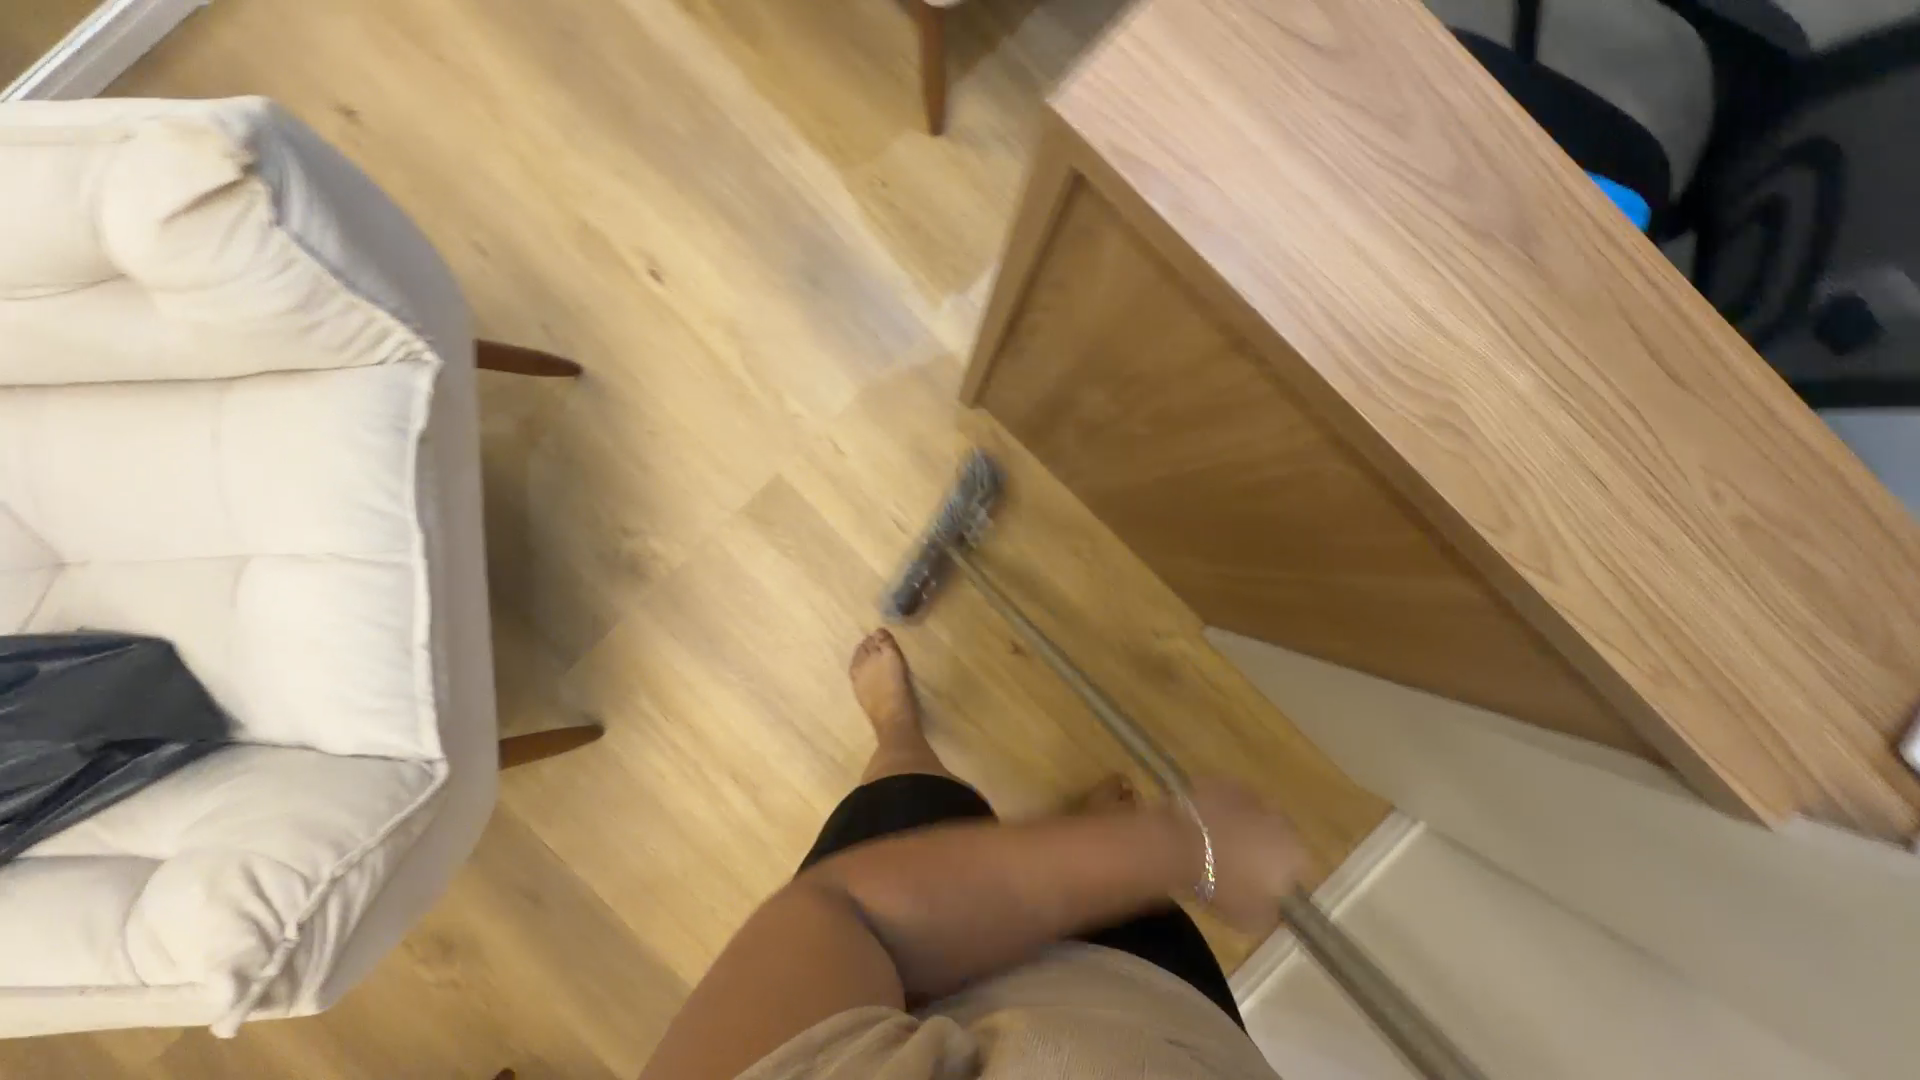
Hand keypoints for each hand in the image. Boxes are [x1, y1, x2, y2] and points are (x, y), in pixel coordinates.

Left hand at [1167, 780, 1308, 931]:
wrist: (1178, 843)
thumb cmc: (1220, 885)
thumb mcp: (1251, 919)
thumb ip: (1271, 915)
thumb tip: (1273, 909)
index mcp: (1294, 853)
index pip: (1299, 869)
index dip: (1281, 879)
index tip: (1262, 888)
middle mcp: (1280, 820)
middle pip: (1278, 837)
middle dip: (1263, 849)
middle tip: (1238, 865)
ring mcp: (1251, 796)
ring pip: (1255, 816)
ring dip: (1243, 827)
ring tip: (1217, 843)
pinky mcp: (1224, 782)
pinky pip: (1229, 799)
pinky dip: (1222, 809)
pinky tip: (1205, 822)